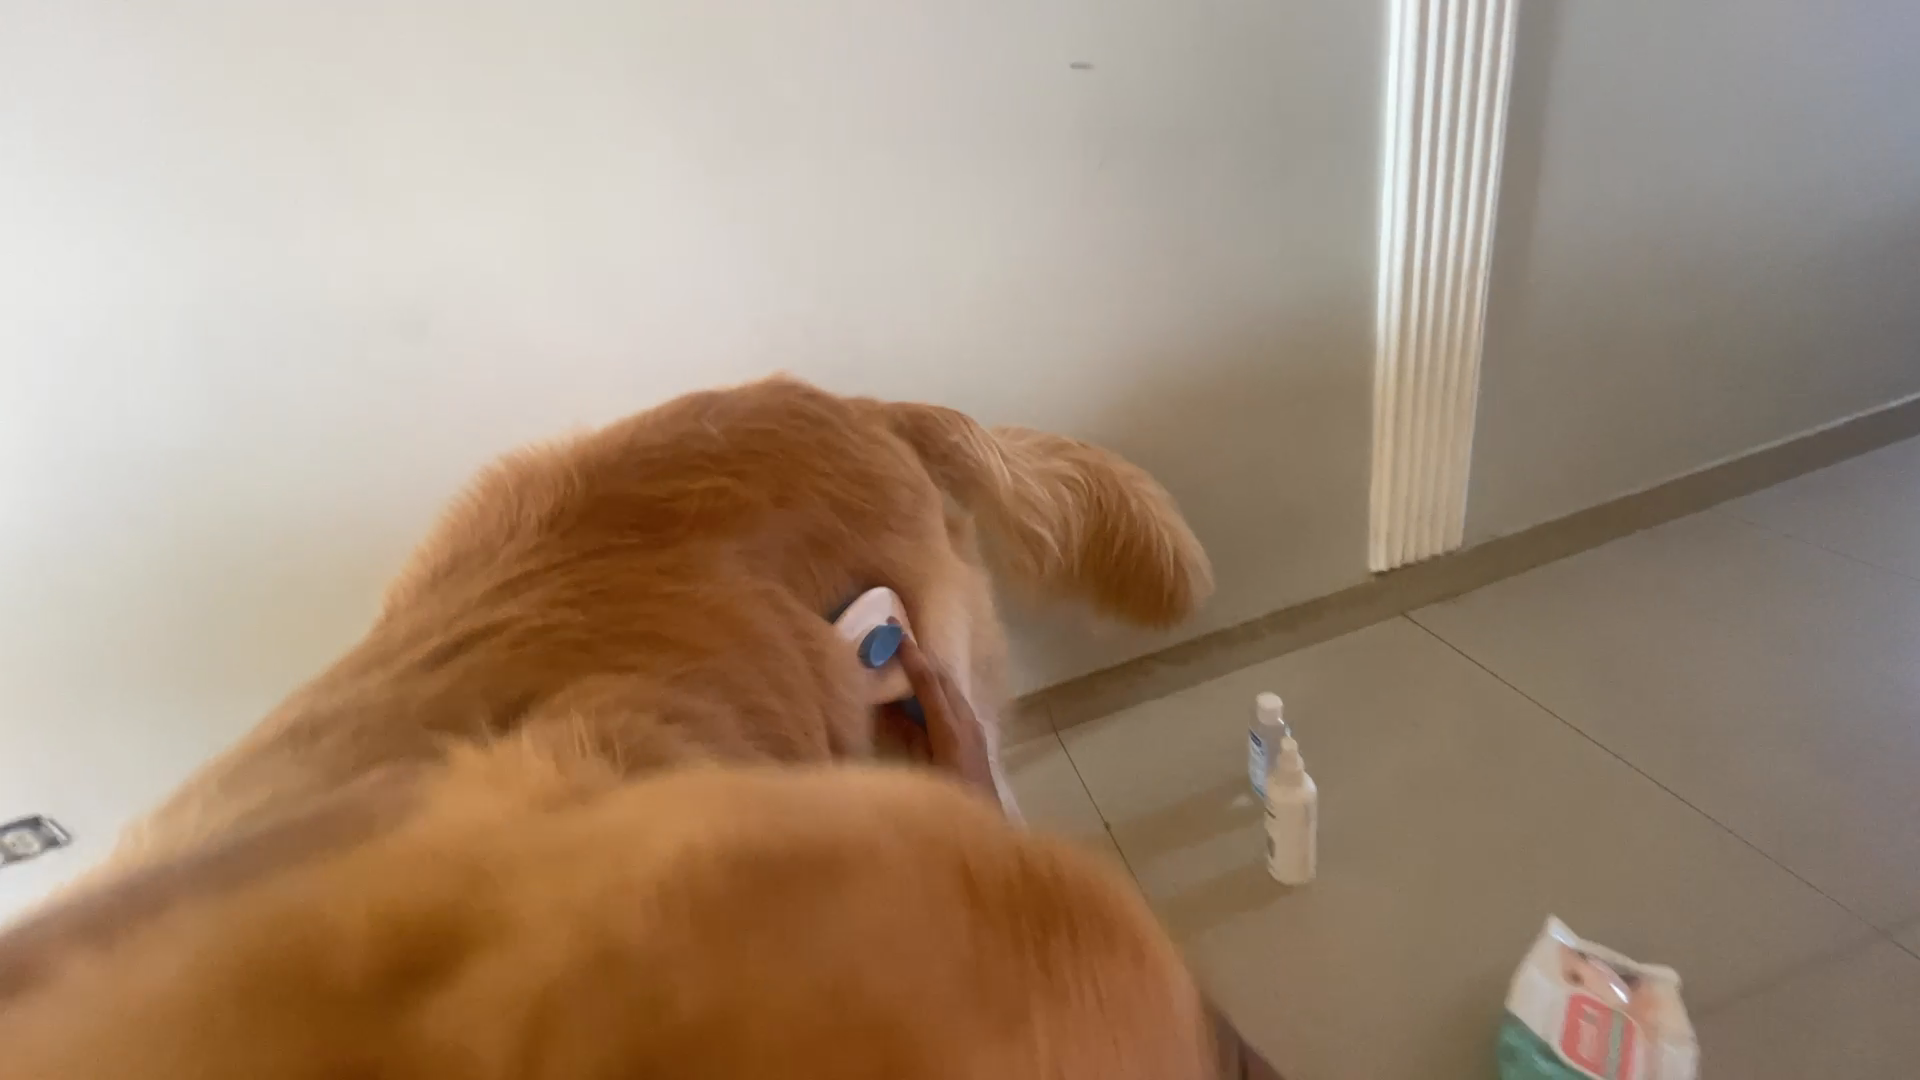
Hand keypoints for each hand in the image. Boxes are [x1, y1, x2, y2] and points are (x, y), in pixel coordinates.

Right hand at [886, 637, 995, 797]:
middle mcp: (966, 721)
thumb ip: (904, 737)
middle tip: (896, 636)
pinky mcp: (974, 736)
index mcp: (950, 730)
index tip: (896, 632)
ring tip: (903, 657)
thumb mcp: (919, 772)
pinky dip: (935, 689)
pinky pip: (953, 702)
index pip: (929, 682)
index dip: (911, 656)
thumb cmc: (947, 807)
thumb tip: (886, 705)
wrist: (986, 830)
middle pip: (942, 678)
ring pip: (949, 688)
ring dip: (928, 671)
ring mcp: (973, 727)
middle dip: (920, 655)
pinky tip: (920, 692)